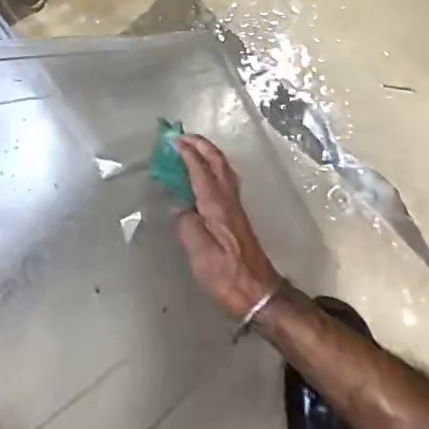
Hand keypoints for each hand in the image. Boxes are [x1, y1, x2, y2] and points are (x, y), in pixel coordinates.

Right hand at [175, 133, 282, 319]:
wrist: (257, 293)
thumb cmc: (224, 273)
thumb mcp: (197, 250)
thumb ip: (187, 222)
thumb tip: (184, 207)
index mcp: (216, 204)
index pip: (200, 169)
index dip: (186, 152)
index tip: (171, 139)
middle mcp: (228, 199)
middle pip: (217, 161)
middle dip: (200, 144)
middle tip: (180, 135)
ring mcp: (234, 206)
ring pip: (223, 168)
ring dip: (207, 152)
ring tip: (190, 146)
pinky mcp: (235, 215)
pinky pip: (223, 178)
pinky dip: (211, 166)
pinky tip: (203, 171)